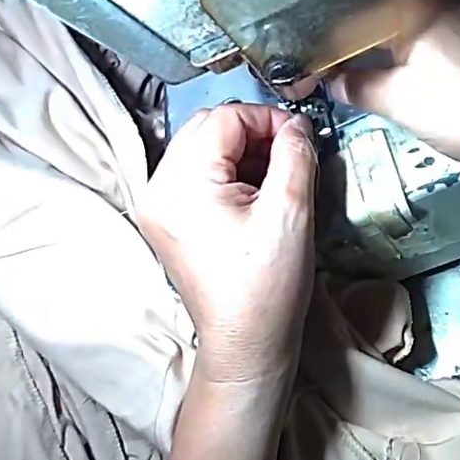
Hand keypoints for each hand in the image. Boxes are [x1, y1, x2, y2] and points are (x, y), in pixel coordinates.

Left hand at [136, 104, 318, 412]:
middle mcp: (157, 188)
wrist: (247, 342)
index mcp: (181, 183)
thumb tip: (297, 124)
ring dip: (243, 150)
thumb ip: (295, 154)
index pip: (224, 117)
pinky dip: (229, 171)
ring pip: (202, 148)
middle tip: (291, 154)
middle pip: (207, 127)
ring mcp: (158, 205)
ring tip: (277, 176)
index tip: (301, 138)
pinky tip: (257, 192)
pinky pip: (198, 174)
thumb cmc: (268, 283)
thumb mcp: (290, 211)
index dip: (268, 118)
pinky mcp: (168, 220)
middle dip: (254, 132)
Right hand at [330, 0, 459, 174]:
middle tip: (345, 44)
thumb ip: (357, 85)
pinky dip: (430, 34)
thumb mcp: (396, 101)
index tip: (316, 42)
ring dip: (403, 19)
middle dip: (369, 10)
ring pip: (425, 2)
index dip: (333, 19)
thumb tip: (331, 80)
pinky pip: (448, 21)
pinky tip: (424, 59)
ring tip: (380, 50)